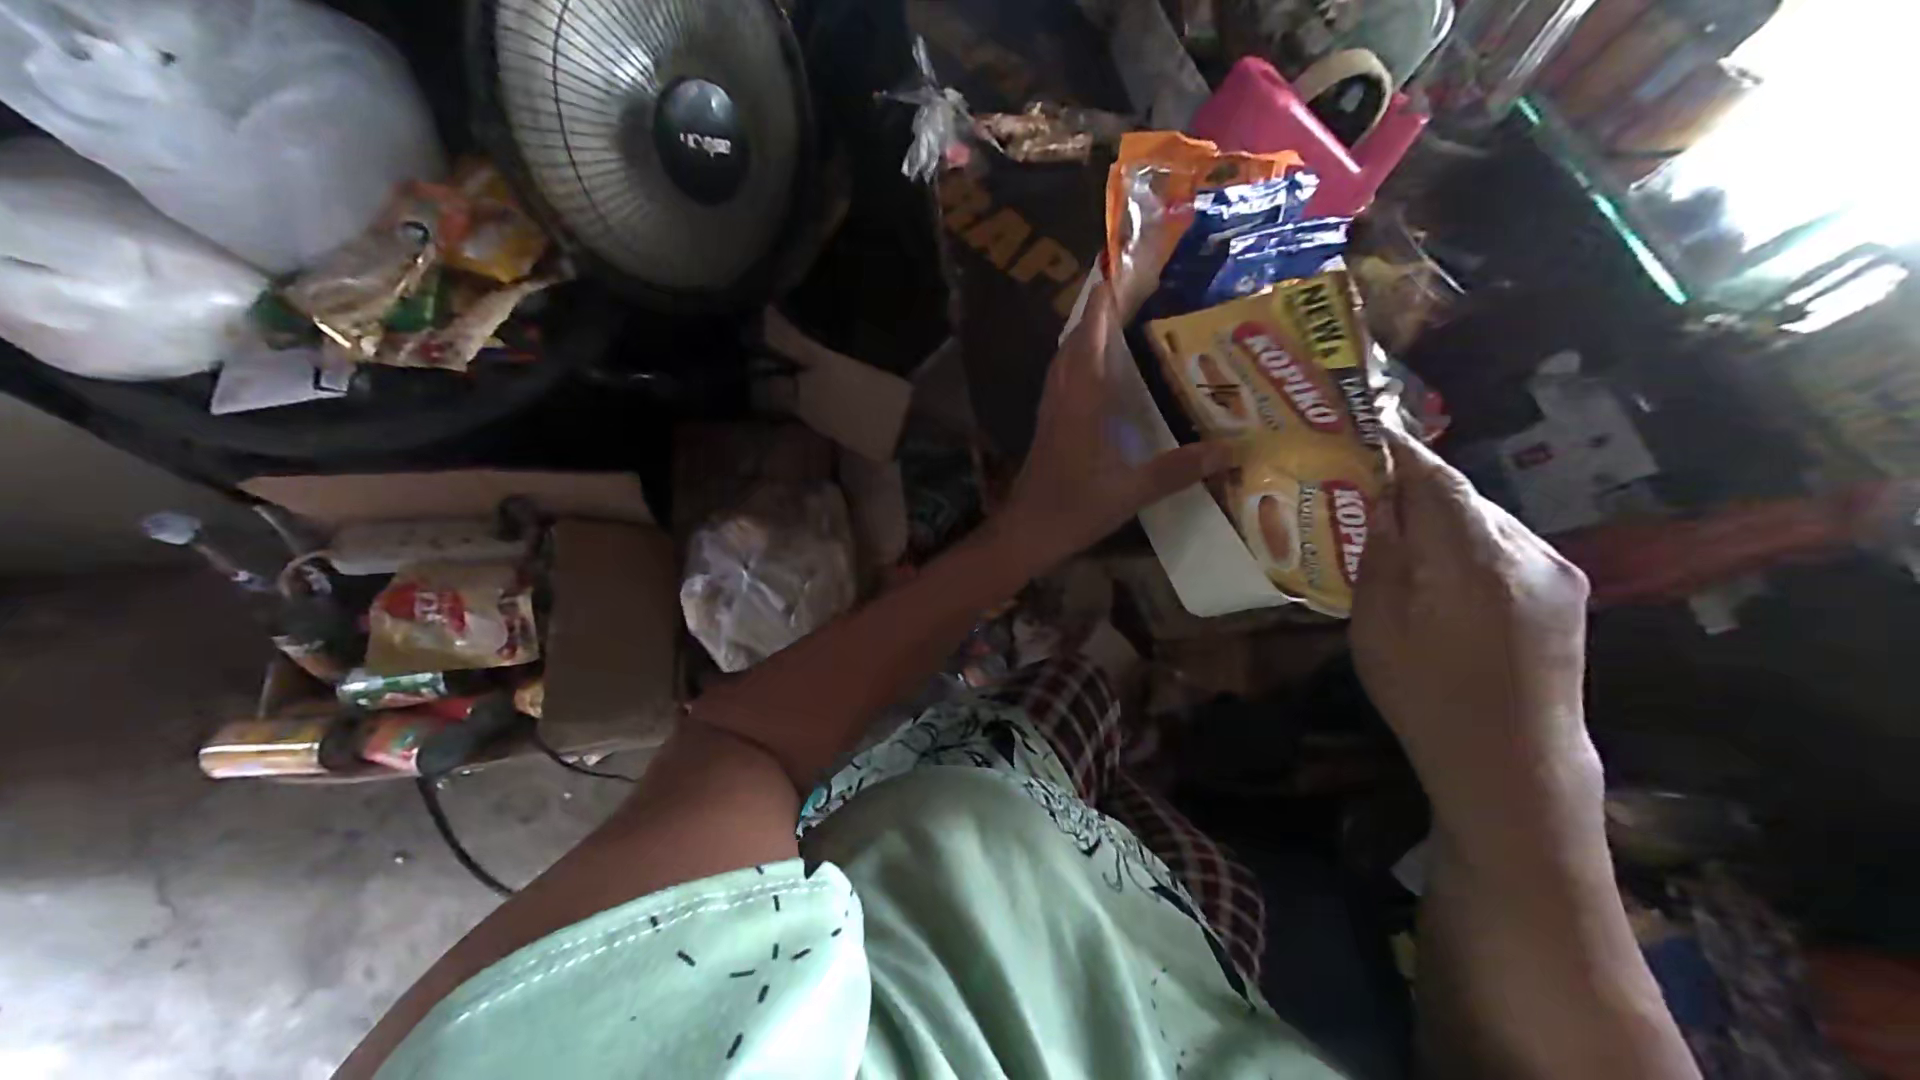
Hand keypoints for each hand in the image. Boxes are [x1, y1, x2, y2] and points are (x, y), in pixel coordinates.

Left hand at [999, 284, 1234, 570]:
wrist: (1023, 532)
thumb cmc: (1072, 510)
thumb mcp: (1130, 493)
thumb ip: (1177, 470)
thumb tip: (1230, 451)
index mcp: (1082, 399)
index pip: (1093, 333)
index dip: (1107, 296)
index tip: (1126, 262)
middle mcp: (1064, 393)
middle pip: (1080, 334)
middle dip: (1105, 303)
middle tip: (1138, 280)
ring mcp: (1052, 406)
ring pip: (1069, 352)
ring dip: (1092, 327)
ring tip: (1123, 311)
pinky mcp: (1050, 420)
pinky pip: (1066, 372)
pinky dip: (1085, 353)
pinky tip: (1103, 363)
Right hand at [1350, 428, 1600, 825]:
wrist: (1514, 762)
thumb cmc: (1425, 697)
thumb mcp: (1375, 629)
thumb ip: (1379, 559)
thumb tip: (1377, 506)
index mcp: (1470, 563)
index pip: (1437, 480)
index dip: (1403, 449)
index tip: (1369, 427)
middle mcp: (1525, 553)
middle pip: (1464, 496)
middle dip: (1416, 484)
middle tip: (1370, 485)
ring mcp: (1556, 571)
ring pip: (1487, 518)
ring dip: (1444, 514)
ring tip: (1402, 528)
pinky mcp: (1569, 590)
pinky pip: (1508, 544)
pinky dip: (1469, 539)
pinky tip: (1443, 565)